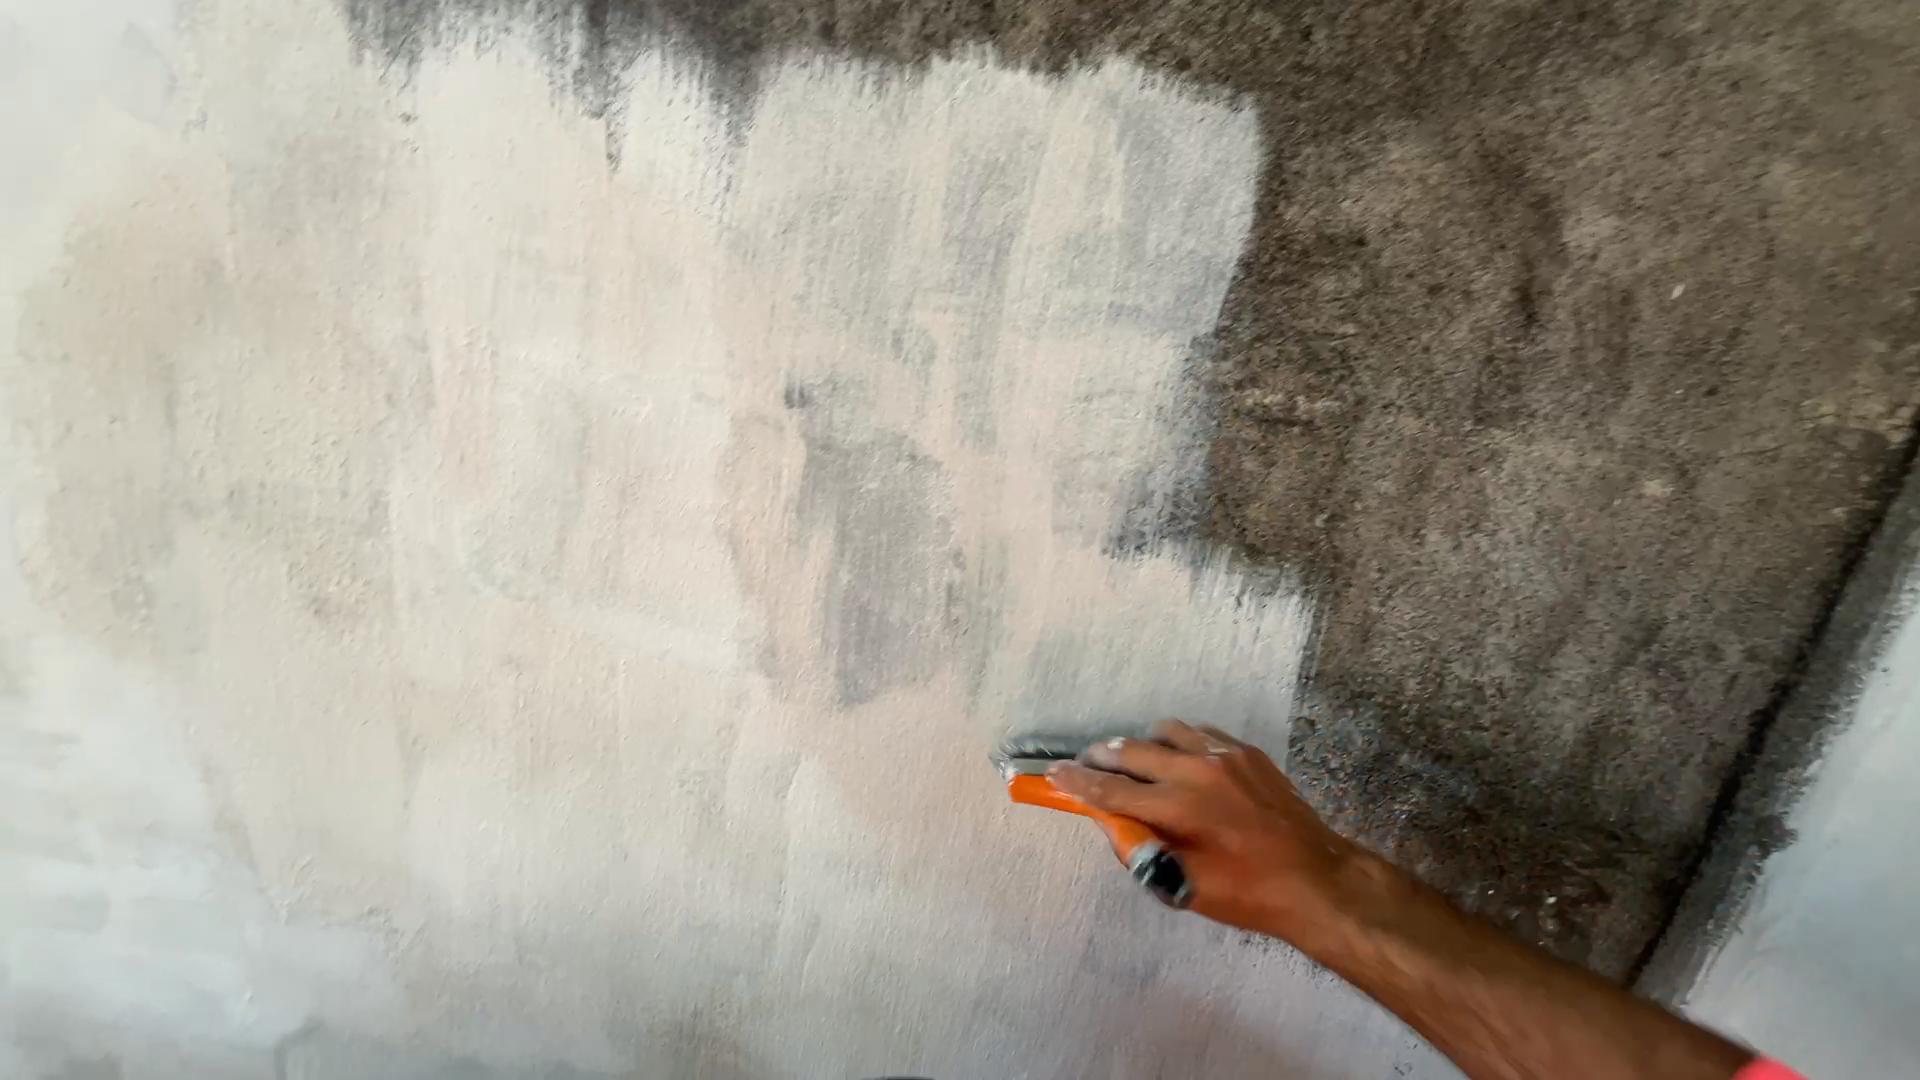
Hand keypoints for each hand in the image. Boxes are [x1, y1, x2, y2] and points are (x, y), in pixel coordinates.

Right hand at [1046, 719, 1356, 937]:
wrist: (1316, 879)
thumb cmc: (1246, 892)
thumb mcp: (1183, 884)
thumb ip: (1140, 847)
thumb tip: (1108, 818)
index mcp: (1178, 809)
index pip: (1111, 789)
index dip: (1077, 781)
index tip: (1054, 772)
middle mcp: (1196, 771)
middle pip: (1131, 750)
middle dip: (1102, 756)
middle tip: (1088, 763)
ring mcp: (1223, 754)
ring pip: (1165, 731)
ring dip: (1143, 745)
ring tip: (1137, 761)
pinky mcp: (1244, 751)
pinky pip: (1198, 733)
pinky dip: (1180, 743)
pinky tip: (1182, 762)